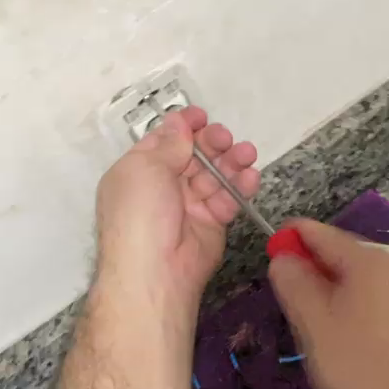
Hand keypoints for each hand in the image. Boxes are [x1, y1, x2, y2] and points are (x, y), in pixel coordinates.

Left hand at [95, 106, 258, 307]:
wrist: (155, 272)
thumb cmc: (140, 214)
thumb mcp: (145, 169)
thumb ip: (169, 144)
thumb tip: (178, 123)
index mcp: (139, 171)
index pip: (163, 141)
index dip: (183, 127)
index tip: (202, 116)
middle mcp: (163, 187)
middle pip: (193, 155)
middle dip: (211, 143)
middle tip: (225, 138)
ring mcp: (188, 206)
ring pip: (214, 175)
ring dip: (231, 161)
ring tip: (246, 153)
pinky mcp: (212, 223)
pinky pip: (228, 199)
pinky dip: (240, 186)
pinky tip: (250, 176)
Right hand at [267, 221, 388, 388]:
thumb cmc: (369, 372)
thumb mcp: (317, 330)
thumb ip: (296, 286)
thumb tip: (283, 256)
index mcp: (370, 261)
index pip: (321, 234)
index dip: (292, 238)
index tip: (270, 252)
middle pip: (345, 256)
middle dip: (315, 271)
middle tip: (291, 305)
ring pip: (365, 281)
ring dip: (337, 294)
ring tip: (320, 331)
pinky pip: (384, 299)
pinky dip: (361, 308)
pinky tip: (353, 341)